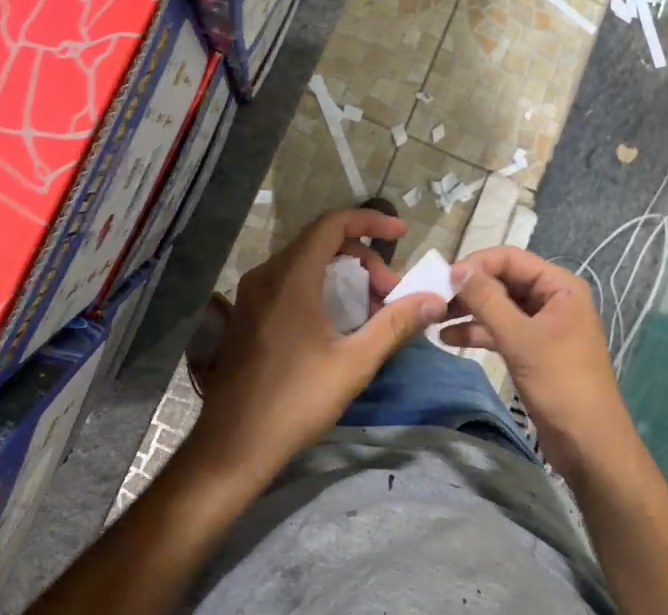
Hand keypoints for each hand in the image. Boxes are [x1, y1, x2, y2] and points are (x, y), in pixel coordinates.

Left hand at [187, 208, 445, 478]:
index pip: (333, 224)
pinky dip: (321, 288)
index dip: (370, 222)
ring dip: (344, 275)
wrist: (233, 445)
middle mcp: (266, 275)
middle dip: (364, 259)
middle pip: (321, 243)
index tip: (402, 233)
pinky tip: (340, 322)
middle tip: (392, 293)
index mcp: (291, 277)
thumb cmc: (295, 401)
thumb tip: (434, 299)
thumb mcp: (354, 363)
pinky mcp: (246, 315)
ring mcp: (251, 295)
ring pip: (305, 264)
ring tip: (373, 309)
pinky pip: (289, 283)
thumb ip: (395, 324)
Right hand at [441, 246, 633, 477]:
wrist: (590, 445)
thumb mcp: (520, 339)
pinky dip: (479, 332)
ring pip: (500, 306)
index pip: (510, 258)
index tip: (441, 278)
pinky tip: (449, 338)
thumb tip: (456, 269)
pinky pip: (503, 330)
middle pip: (504, 280)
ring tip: (434, 318)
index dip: (475, 264)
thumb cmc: (560, 383)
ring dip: (470, 310)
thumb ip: (487, 300)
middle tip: (433, 298)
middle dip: (470, 289)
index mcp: (560, 286)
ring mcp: (544, 325)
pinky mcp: (535, 350)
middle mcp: (553, 299)